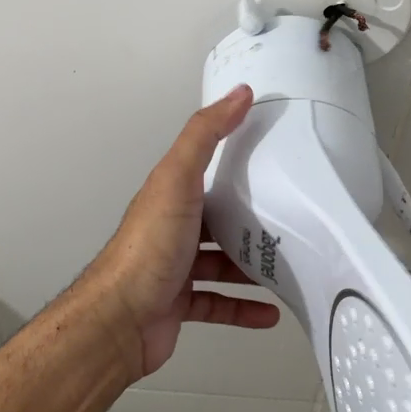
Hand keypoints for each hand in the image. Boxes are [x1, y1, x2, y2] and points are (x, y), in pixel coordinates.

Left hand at [72, 84, 279, 379]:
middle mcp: (170, 230)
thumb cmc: (150, 246)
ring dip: (250, 266)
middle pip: (215, 220)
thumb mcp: (178, 178)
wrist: (120, 319)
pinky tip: (270, 313)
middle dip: (249, 220)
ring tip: (288, 266)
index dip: (233, 161)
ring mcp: (173, 270)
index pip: (203, 171)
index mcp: (169, 196)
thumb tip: (240, 92)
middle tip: (290, 220)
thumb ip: (205, 135)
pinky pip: (217, 304)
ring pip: (219, 263)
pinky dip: (243, 308)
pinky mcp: (179, 305)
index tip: (272, 156)